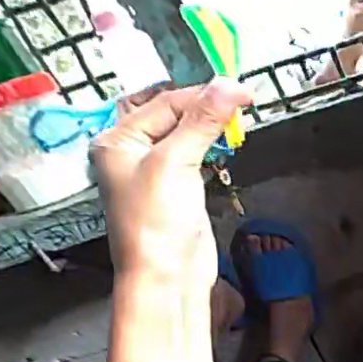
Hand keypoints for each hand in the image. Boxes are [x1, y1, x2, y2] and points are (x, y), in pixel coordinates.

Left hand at [93, 79, 253, 288]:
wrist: (167, 277)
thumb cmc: (157, 222)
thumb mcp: (176, 162)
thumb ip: (202, 121)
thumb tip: (230, 84)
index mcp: (118, 139)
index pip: (164, 102)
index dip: (203, 93)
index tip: (242, 90)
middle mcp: (132, 151)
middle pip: (173, 114)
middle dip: (206, 106)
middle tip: (244, 102)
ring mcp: (156, 171)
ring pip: (186, 134)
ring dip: (212, 125)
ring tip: (241, 118)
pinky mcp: (178, 188)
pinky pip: (195, 155)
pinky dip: (213, 145)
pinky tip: (229, 141)